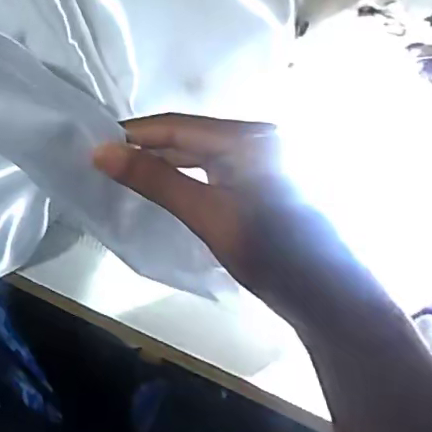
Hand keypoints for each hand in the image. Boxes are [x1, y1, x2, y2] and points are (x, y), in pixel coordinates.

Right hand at [92, 114, 347, 314]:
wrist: (337, 306)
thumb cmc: (272, 255)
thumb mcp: (206, 215)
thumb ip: (153, 179)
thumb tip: (99, 152)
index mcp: (248, 136)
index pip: (175, 125)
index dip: (132, 134)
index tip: (94, 146)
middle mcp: (258, 138)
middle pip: (188, 135)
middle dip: (146, 148)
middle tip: (105, 162)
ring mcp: (264, 159)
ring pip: (199, 152)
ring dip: (164, 161)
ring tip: (126, 173)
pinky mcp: (265, 181)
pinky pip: (213, 167)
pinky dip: (185, 174)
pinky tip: (164, 186)